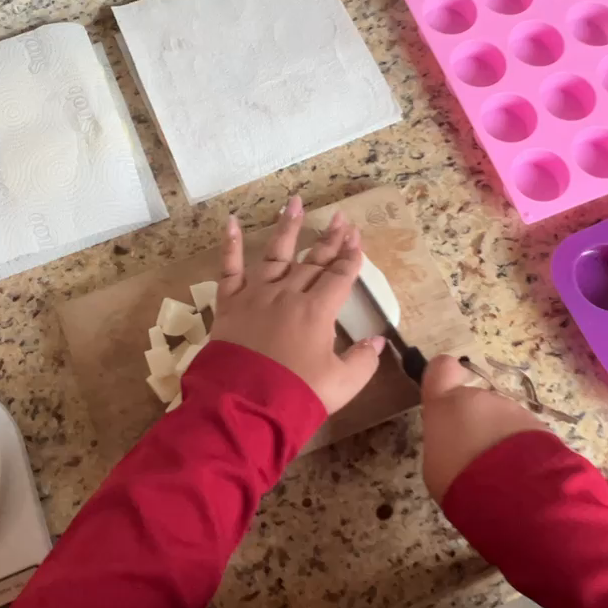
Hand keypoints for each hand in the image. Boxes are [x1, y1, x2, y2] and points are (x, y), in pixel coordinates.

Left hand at [211, 196, 384, 413]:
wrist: (245, 404)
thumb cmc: (297, 394)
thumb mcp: (342, 384)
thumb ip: (363, 360)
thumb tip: (378, 341)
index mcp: (317, 312)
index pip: (339, 277)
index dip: (351, 257)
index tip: (358, 238)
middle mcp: (288, 294)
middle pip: (313, 261)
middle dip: (330, 239)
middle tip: (341, 218)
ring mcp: (256, 295)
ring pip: (275, 255)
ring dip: (288, 228)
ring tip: (295, 202)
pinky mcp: (229, 304)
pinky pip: (229, 269)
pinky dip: (229, 245)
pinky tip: (231, 222)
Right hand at [420, 355, 547, 501]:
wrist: (513, 491)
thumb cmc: (459, 478)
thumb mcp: (436, 464)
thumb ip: (443, 441)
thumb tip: (454, 440)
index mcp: (446, 404)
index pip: (441, 368)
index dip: (444, 376)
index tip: (445, 394)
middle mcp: (478, 398)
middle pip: (473, 401)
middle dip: (474, 422)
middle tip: (473, 455)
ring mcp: (511, 409)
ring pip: (500, 418)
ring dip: (499, 437)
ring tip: (499, 471)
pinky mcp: (539, 425)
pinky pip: (522, 434)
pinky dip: (520, 449)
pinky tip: (519, 475)